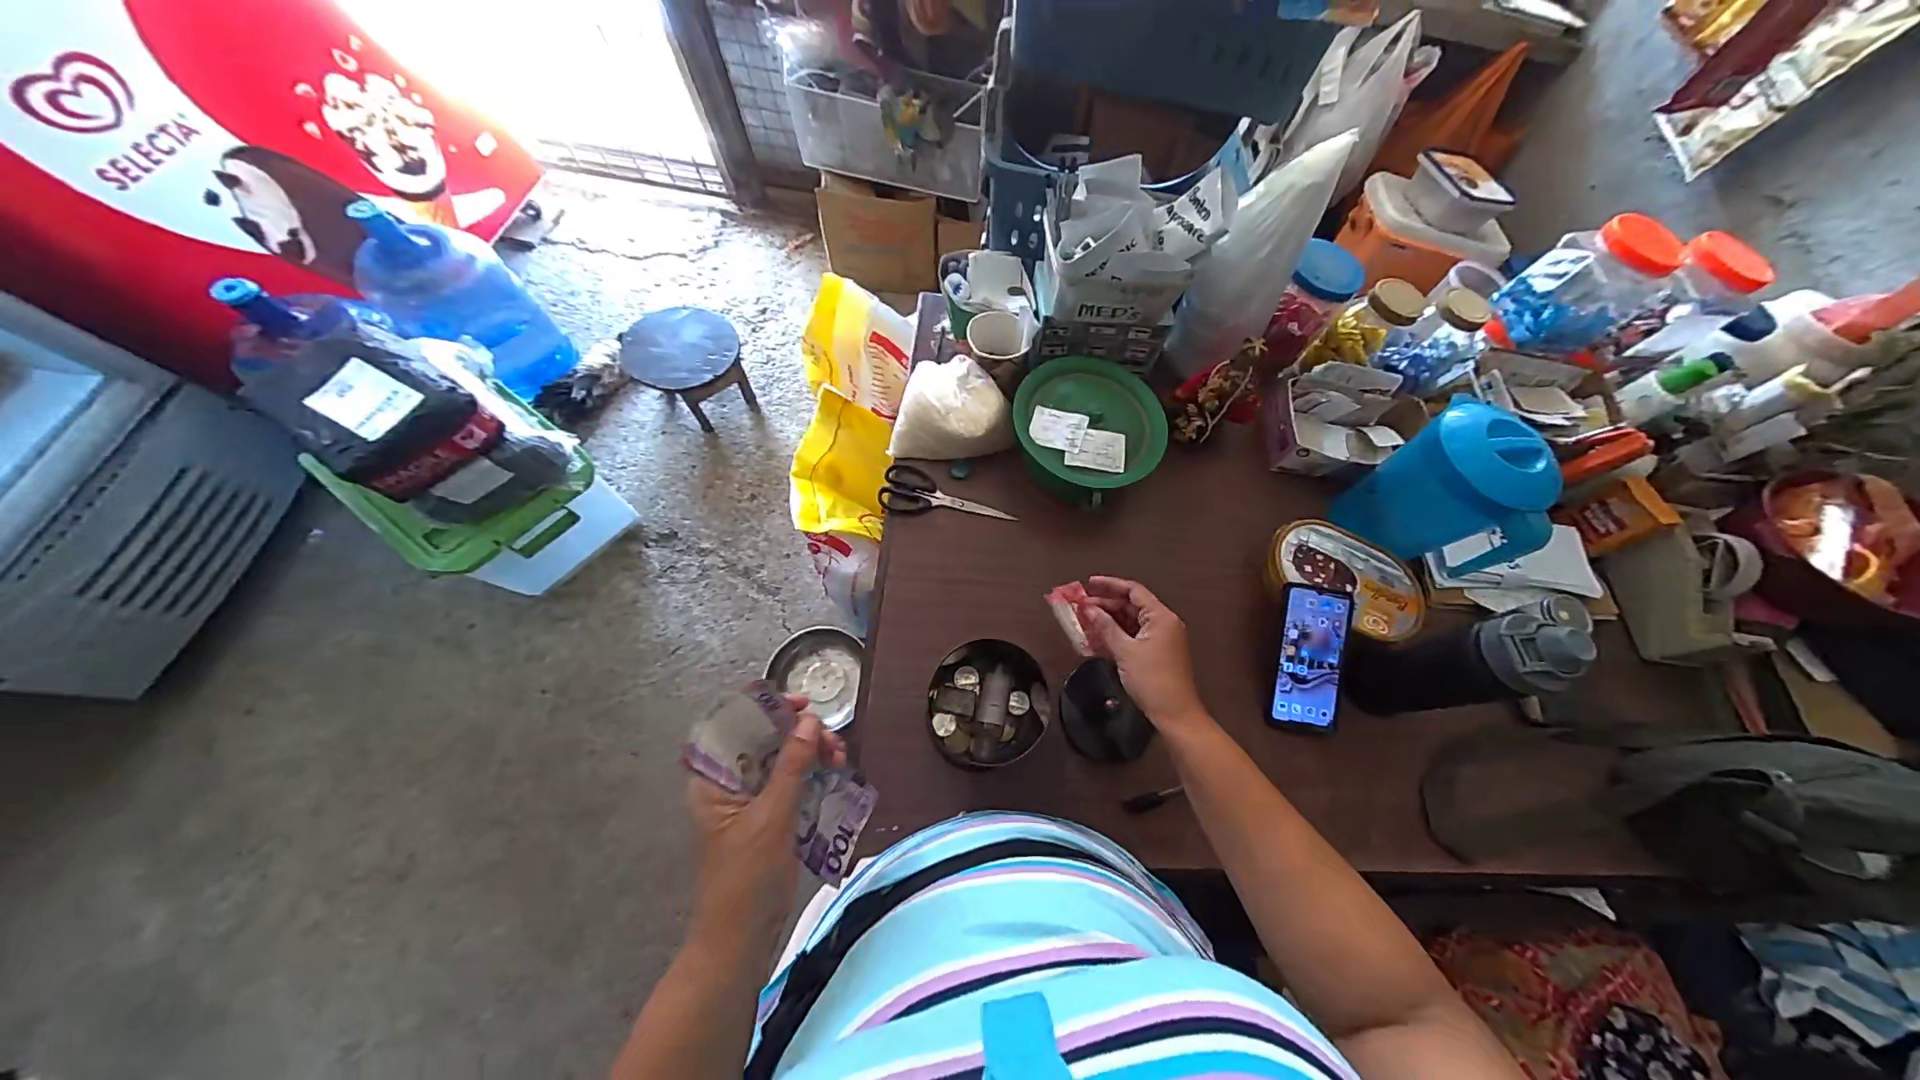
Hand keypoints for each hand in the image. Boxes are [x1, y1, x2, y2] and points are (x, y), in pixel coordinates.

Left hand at [687, 695, 845, 935]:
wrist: (741, 939)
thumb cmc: (745, 880)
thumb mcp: (771, 818)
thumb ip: (791, 767)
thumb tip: (810, 721)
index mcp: (713, 778)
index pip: (736, 724)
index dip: (767, 706)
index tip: (802, 703)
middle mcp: (729, 782)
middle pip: (765, 738)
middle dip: (800, 732)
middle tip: (832, 739)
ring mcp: (750, 799)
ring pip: (783, 758)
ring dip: (811, 752)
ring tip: (839, 758)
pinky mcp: (770, 815)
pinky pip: (793, 781)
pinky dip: (813, 773)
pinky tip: (835, 773)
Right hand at [1080, 577, 1208, 728]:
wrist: (1174, 714)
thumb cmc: (1154, 681)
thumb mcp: (1125, 651)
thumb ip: (1106, 627)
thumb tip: (1090, 610)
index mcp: (1161, 617)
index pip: (1133, 591)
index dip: (1109, 585)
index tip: (1089, 584)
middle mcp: (1162, 624)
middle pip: (1129, 606)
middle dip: (1104, 605)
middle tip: (1080, 605)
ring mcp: (1158, 639)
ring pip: (1128, 622)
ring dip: (1106, 621)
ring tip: (1082, 620)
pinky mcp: (1153, 653)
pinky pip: (1130, 637)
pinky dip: (1113, 636)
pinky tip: (1094, 638)